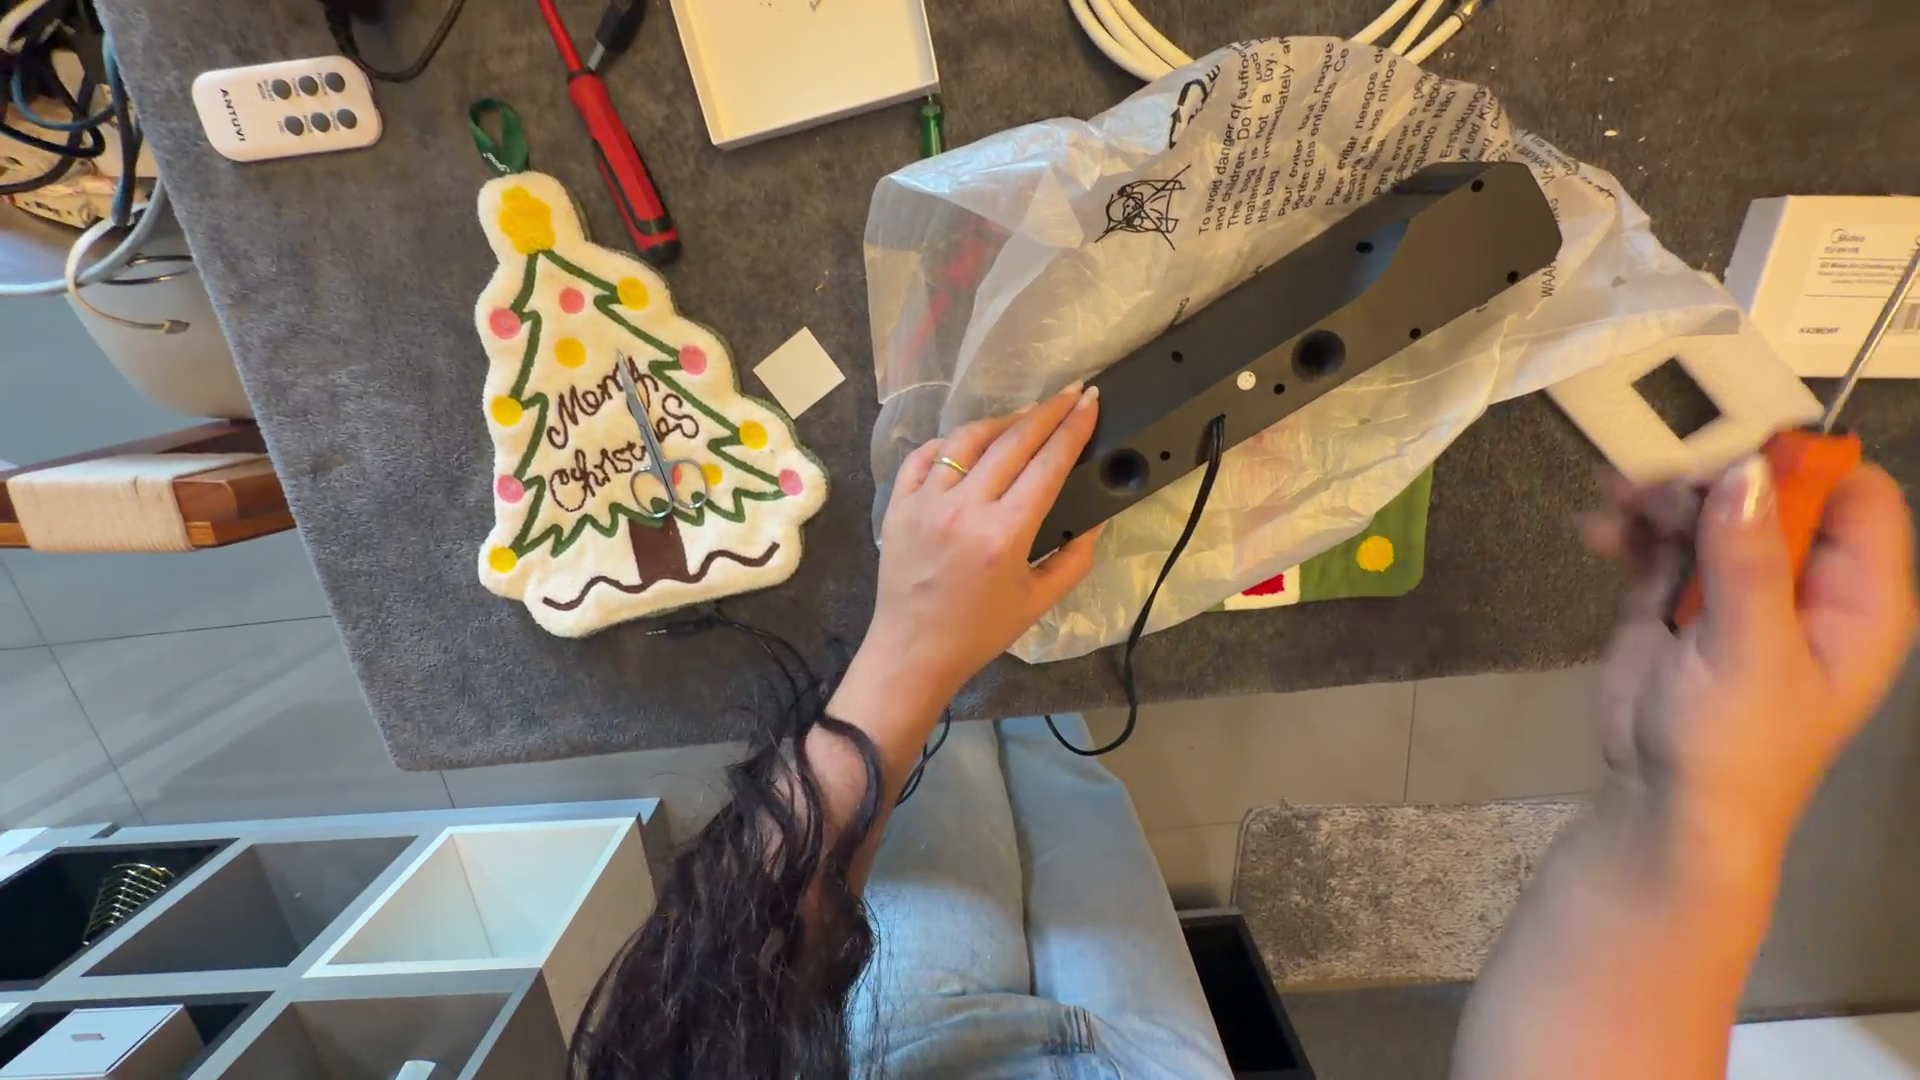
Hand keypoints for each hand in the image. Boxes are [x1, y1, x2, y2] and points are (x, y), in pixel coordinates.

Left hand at [852, 383, 1102, 702]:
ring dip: (1001, 421)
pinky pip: (925, 456)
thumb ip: (1075, 558)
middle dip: (1048, 411)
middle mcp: (964, 508)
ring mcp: (925, 502)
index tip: (1090, 401)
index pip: (1047, 464)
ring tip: (1025, 418)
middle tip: (1069, 393)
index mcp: (1004, 534)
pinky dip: (949, 443)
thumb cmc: (978, 632)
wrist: (912, 651)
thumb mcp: (1039, 602)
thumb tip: (1096, 520)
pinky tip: (968, 443)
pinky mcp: (898, 504)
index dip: (1074, 427)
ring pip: (967, 439)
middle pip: (1012, 440)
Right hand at [1583, 455, 1916, 843]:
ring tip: (1610, 509)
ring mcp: (1728, 593)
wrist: (1664, 792)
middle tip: (1650, 491)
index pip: (1856, 503)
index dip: (1804, 470)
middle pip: (1763, 501)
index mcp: (1852, 599)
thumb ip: (1746, 562)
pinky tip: (1596, 534)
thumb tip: (1742, 474)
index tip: (1732, 456)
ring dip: (1655, 505)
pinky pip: (1654, 548)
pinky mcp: (1669, 602)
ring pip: (1700, 518)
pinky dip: (1625, 533)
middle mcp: (1795, 585)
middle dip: (1706, 486)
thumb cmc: (1734, 737)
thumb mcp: (1748, 651)